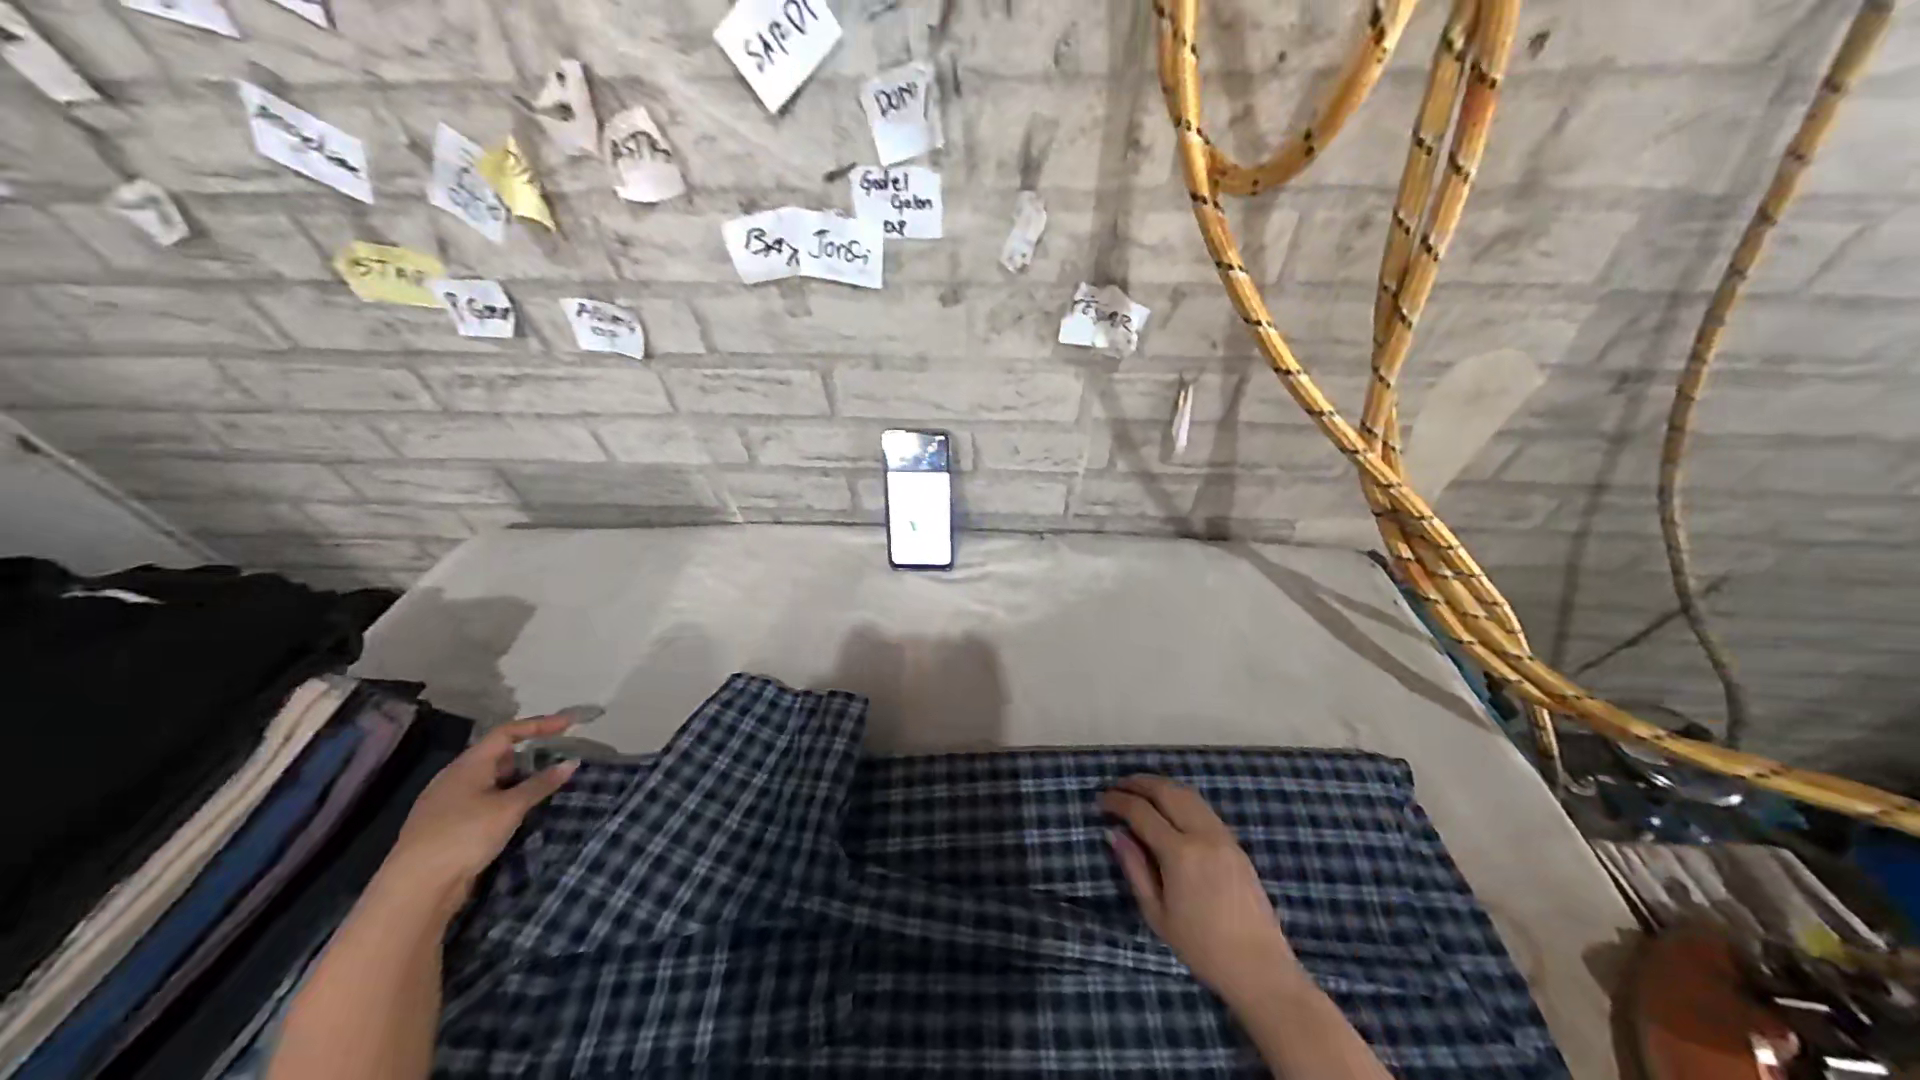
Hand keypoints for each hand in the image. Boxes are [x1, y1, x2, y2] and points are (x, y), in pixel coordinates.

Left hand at [384, 715, 579, 905]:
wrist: (416, 888)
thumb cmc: (465, 835)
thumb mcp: (510, 807)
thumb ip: (541, 783)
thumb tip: (571, 762)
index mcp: (468, 764)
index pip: (507, 732)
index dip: (539, 725)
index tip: (568, 724)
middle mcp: (455, 777)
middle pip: (498, 754)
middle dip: (529, 754)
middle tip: (558, 758)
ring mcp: (448, 802)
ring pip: (490, 779)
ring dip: (518, 779)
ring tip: (544, 786)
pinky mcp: (447, 825)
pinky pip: (483, 799)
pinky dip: (505, 797)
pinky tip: (518, 811)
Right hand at [1099, 775, 1302, 1002]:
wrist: (1258, 966)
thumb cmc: (1200, 946)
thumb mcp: (1156, 913)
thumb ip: (1134, 868)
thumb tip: (1114, 833)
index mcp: (1180, 854)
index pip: (1142, 812)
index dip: (1118, 801)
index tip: (1100, 800)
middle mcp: (1203, 835)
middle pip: (1167, 791)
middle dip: (1138, 783)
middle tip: (1117, 786)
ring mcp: (1223, 836)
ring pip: (1188, 793)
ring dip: (1160, 785)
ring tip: (1139, 789)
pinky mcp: (1235, 843)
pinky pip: (1203, 807)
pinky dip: (1180, 796)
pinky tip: (1168, 805)